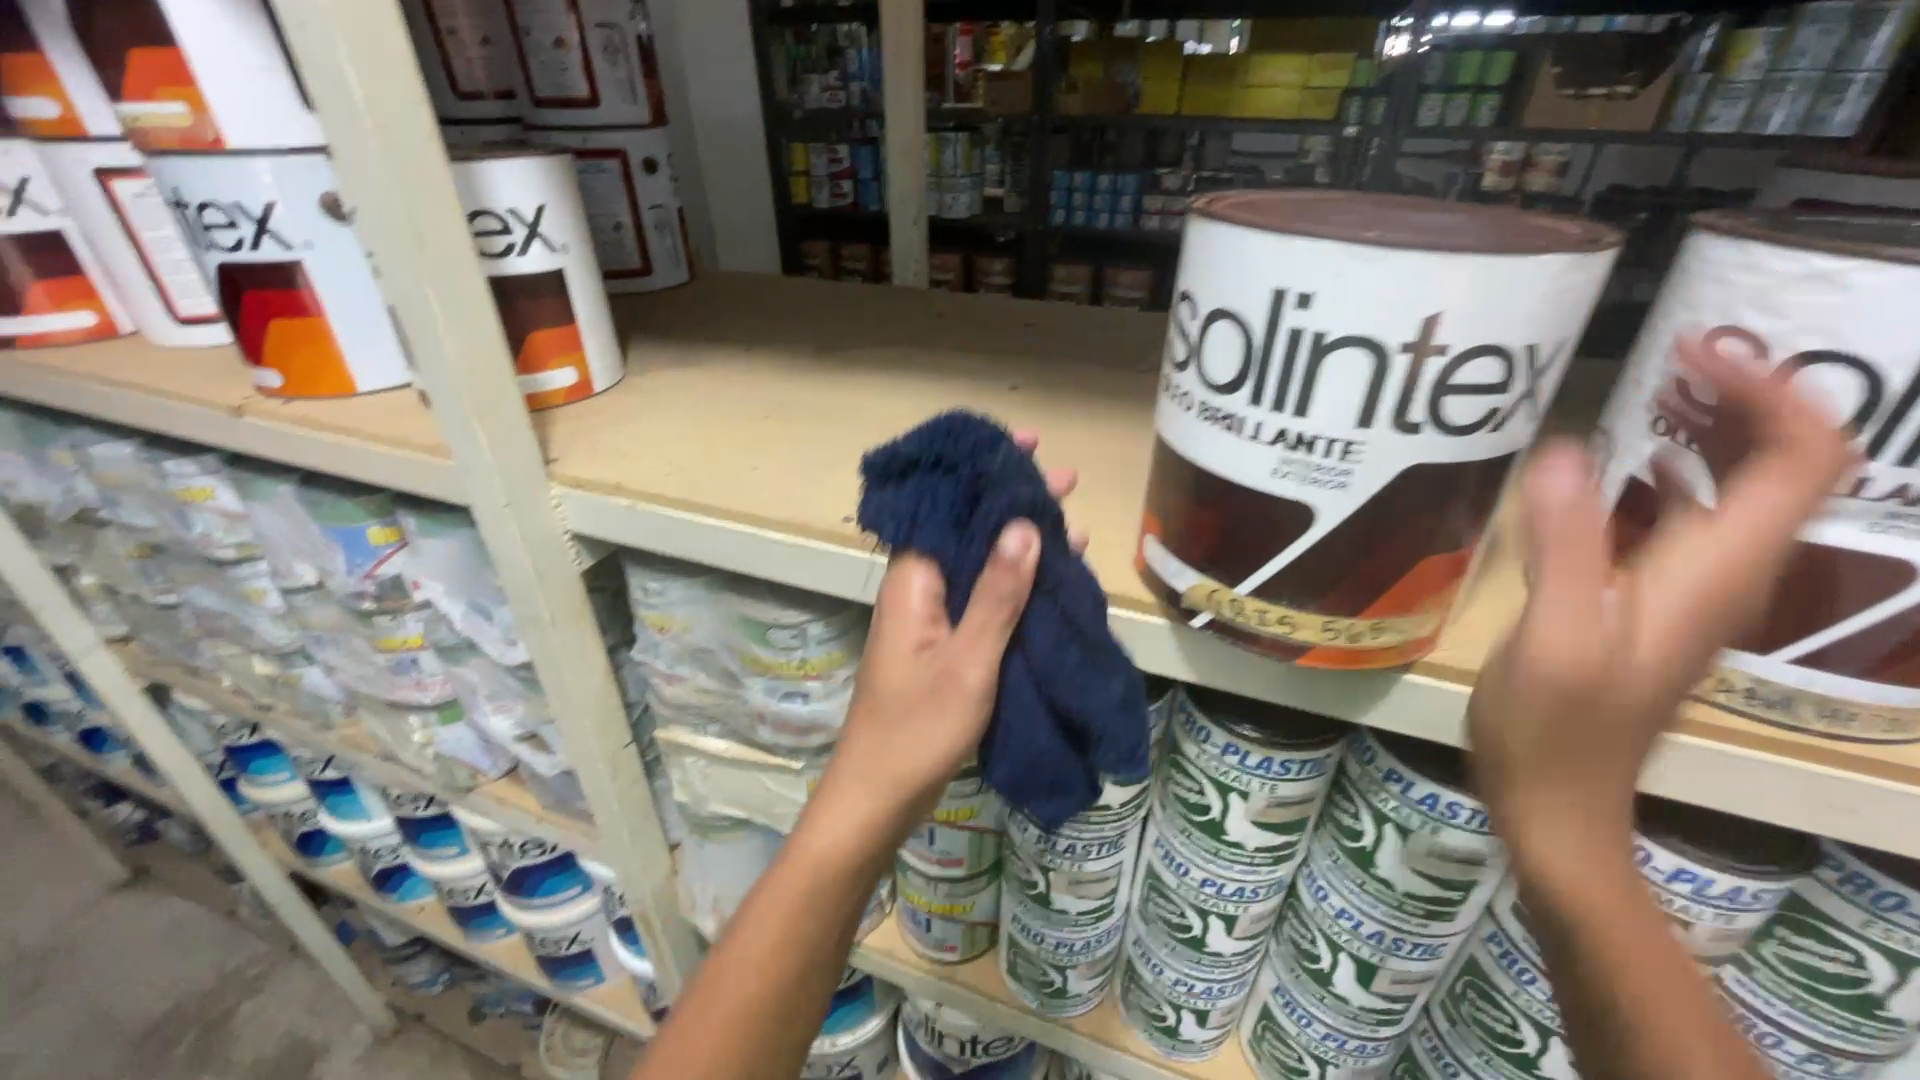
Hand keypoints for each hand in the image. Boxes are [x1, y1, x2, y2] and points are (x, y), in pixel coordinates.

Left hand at [817, 434, 1077, 840]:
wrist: (880, 794)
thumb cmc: (919, 729)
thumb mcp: (968, 660)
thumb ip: (997, 593)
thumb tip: (1024, 523)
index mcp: (914, 580)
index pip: (950, 506)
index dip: (987, 473)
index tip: (1028, 446)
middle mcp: (919, 589)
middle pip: (967, 529)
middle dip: (1013, 503)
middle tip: (1067, 481)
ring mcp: (930, 618)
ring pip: (979, 564)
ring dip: (1020, 543)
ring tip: (1072, 520)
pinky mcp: (943, 644)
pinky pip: (983, 598)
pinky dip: (1016, 584)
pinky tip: (1051, 578)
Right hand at [1468, 337, 1854, 862]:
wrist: (1558, 798)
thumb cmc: (1552, 724)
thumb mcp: (1552, 634)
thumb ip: (1565, 543)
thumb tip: (1563, 448)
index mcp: (1715, 572)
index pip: (1801, 458)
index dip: (1770, 391)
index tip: (1695, 350)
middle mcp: (1727, 572)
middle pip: (1788, 464)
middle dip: (1747, 396)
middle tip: (1671, 354)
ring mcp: (1697, 588)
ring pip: (1746, 487)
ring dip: (1713, 428)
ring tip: (1647, 390)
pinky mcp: (1661, 599)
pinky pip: (1697, 517)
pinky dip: (1673, 472)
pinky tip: (1619, 465)